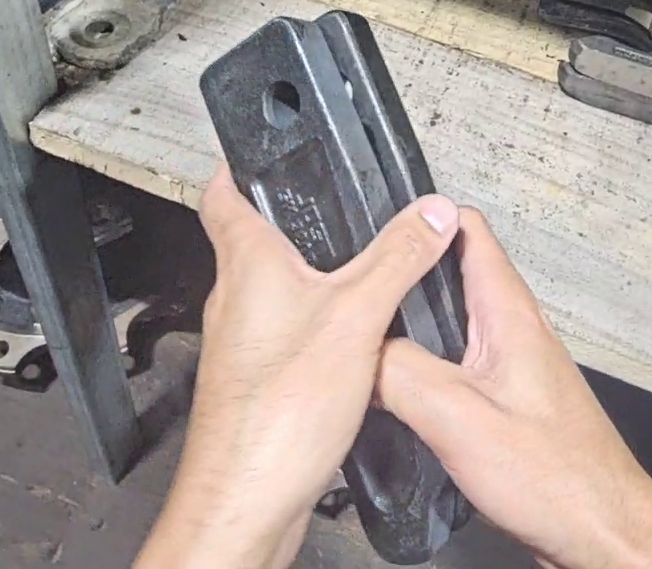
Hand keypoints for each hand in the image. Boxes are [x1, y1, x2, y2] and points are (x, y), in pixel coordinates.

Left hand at [135, 165, 461, 568]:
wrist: (246, 502)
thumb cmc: (275, 416)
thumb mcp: (356, 315)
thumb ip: (397, 257)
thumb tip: (430, 213)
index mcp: (247, 264)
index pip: (221, 194)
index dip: (236, 165)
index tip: (254, 149)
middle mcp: (235, 297)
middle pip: (248, 236)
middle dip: (285, 214)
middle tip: (321, 199)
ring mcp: (242, 338)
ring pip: (268, 283)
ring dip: (302, 266)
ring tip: (346, 258)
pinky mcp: (255, 374)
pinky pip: (282, 325)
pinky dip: (311, 313)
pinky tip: (344, 331)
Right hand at [377, 209, 651, 568]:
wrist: (603, 532)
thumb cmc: (554, 476)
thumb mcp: (460, 417)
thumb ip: (401, 373)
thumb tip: (357, 350)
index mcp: (507, 310)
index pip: (466, 228)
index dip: (424, 217)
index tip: (378, 227)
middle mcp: (510, 323)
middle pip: (450, 269)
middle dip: (405, 270)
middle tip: (356, 282)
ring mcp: (509, 358)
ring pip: (450, 316)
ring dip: (411, 317)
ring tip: (364, 330)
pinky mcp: (504, 392)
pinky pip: (455, 356)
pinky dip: (424, 357)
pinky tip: (395, 384)